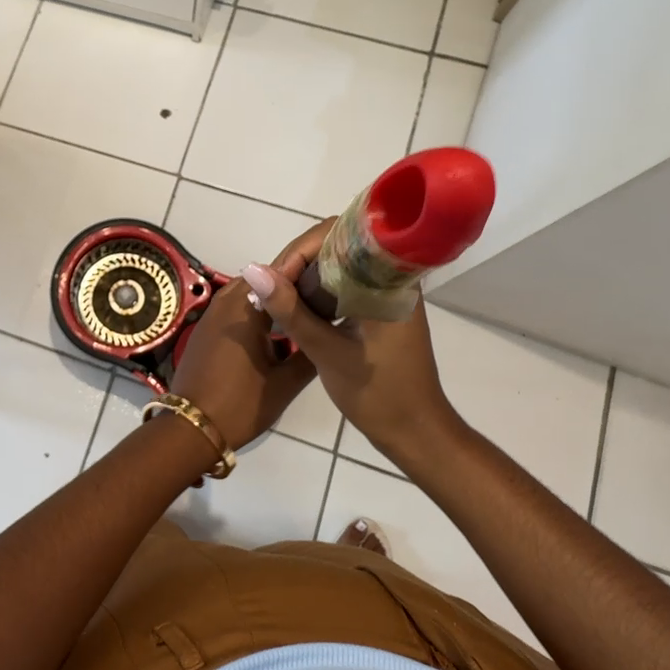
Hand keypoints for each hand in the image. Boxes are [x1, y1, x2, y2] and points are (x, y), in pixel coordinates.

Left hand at [169, 278, 316, 449]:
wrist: (192, 427)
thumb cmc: (241, 405)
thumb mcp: (286, 383)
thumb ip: (310, 351)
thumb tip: (329, 327)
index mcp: (245, 309)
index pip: (280, 272)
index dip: (306, 268)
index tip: (332, 274)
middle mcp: (225, 303)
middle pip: (263, 278)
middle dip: (290, 281)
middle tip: (322, 292)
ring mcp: (212, 315)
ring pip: (247, 292)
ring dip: (271, 296)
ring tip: (304, 308)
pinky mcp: (205, 329)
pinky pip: (234, 307)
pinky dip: (255, 309)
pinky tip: (275, 328)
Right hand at [240, 219, 463, 465]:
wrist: (417, 433)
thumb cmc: (377, 394)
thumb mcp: (326, 352)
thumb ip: (290, 309)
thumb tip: (253, 270)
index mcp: (387, 281)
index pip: (337, 236)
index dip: (298, 251)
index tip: (272, 281)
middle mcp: (391, 278)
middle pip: (336, 245)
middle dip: (296, 262)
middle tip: (268, 290)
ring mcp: (387, 293)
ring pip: (338, 265)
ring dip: (304, 277)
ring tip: (276, 300)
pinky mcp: (381, 309)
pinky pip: (344, 284)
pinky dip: (317, 292)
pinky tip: (295, 311)